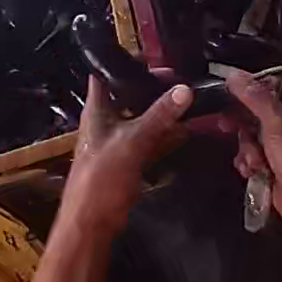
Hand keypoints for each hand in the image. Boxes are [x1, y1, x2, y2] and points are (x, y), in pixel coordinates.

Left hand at [60, 78, 191, 240]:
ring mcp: (119, 141)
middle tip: (181, 81)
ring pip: (143, 118)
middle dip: (154, 87)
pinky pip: (152, 140)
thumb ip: (159, 115)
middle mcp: (107, 121)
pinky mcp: (130, 160)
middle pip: (130, 95)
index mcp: (97, 110)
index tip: (154, 58)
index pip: (107, 74)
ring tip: (189, 101)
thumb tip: (185, 90)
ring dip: (163, 111)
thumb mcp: (132, 141)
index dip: (127, 63)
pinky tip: (187, 129)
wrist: (92, 223)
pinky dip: (167, 134)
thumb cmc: (102, 177)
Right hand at [220, 70, 281, 240]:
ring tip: (254, 161)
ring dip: (247, 149)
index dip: (248, 88)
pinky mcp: (269, 165)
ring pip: (248, 137)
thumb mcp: (277, 123)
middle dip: (241, 124)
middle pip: (254, 113)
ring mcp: (278, 146)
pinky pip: (249, 156)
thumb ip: (255, 98)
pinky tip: (251, 171)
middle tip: (225, 125)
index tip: (227, 89)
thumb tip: (234, 74)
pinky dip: (247, 163)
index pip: (268, 88)